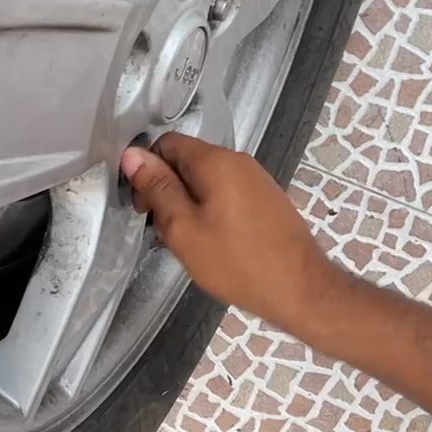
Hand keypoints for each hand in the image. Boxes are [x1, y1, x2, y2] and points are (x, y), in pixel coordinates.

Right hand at [120, 133, 343, 330]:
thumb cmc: (237, 262)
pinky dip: (212, 211)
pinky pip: (228, 195)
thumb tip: (132, 155)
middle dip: (168, 190)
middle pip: (188, 162)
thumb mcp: (184, 228)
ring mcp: (257, 180)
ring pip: (207, 181)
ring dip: (189, 205)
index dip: (147, 170)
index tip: (143, 206)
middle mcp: (239, 161)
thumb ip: (158, 189)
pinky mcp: (267, 200)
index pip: (166, 143)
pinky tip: (213, 242)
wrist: (299, 288)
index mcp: (216, 161)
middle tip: (164, 230)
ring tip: (188, 241)